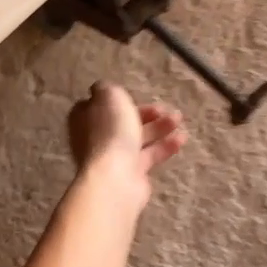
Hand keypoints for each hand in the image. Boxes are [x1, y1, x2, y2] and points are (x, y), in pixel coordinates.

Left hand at [66, 82, 187, 208]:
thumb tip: (102, 89)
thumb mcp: (109, 96)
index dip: (118, 99)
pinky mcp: (131, 172)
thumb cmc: (110, 131)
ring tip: (179, 120)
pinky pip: (149, 155)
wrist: (116, 178)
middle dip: (146, 113)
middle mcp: (96, 137)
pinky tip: (181, 139)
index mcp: (84, 118)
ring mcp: (114, 156)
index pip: (100, 105)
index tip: (135, 95)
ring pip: (139, 137)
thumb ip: (107, 88)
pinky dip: (164, 146)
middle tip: (166, 109)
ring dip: (160, 127)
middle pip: (123, 121)